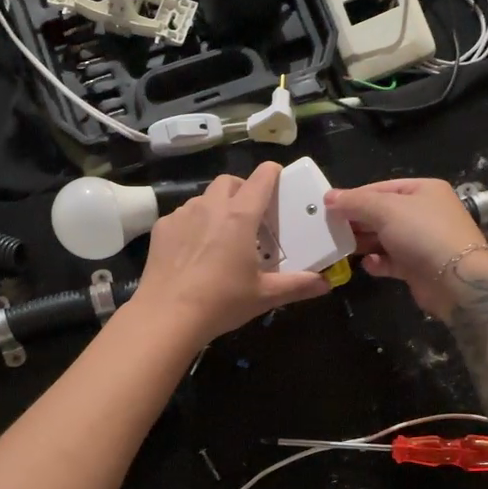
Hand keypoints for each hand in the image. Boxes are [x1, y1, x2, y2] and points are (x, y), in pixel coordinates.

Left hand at [131, 163, 330, 342]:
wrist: (168, 315)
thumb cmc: (221, 302)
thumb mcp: (264, 296)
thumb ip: (297, 285)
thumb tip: (325, 284)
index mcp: (240, 216)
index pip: (262, 178)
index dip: (273, 174)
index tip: (279, 180)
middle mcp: (210, 206)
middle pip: (230, 181)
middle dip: (243, 190)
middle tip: (251, 216)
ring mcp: (182, 215)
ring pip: (204, 198)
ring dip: (217, 207)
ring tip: (222, 235)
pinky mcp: (162, 229)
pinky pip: (182, 216)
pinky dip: (193, 225)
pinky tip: (195, 251)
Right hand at [324, 179, 487, 316]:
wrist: (455, 280)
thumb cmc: (422, 234)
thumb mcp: (386, 209)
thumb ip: (356, 202)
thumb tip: (328, 197)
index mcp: (423, 190)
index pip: (382, 188)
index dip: (355, 196)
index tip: (329, 206)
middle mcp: (424, 213)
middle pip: (382, 213)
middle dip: (357, 221)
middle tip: (330, 229)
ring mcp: (422, 241)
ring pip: (385, 238)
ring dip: (364, 243)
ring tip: (342, 247)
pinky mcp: (418, 267)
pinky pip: (391, 261)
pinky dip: (378, 262)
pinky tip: (367, 264)